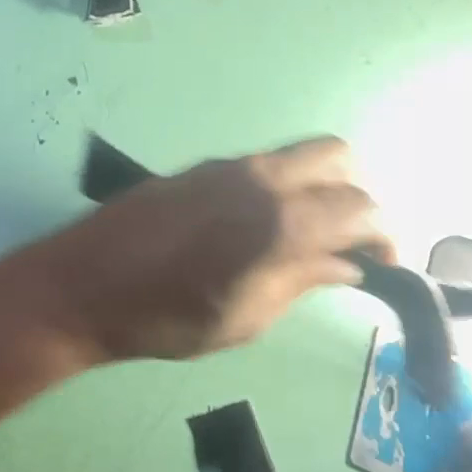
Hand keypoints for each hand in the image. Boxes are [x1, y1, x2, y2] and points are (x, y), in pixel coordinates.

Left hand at [29, 137, 395, 363]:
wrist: (85, 284)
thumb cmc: (166, 318)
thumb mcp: (245, 317)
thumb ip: (302, 281)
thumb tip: (348, 265)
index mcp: (279, 220)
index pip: (361, 206)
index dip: (386, 234)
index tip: (385, 266)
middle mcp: (260, 177)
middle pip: (338, 155)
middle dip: (360, 192)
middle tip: (354, 239)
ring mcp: (228, 165)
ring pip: (299, 154)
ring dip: (322, 184)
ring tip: (314, 235)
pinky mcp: (203, 166)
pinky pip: (264, 164)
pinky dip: (286, 185)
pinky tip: (269, 226)